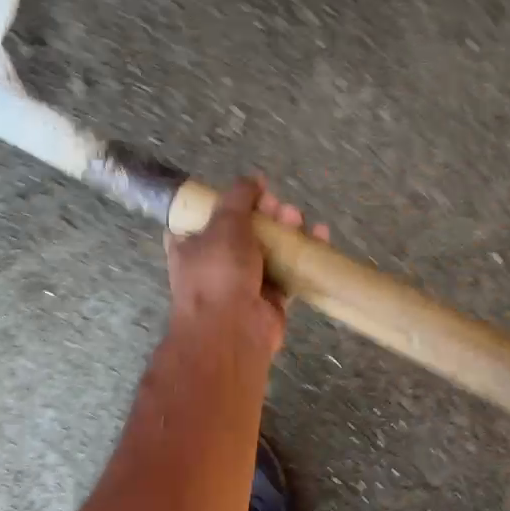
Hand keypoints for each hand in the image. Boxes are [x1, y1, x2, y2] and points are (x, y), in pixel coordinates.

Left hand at [164, 175, 330, 356]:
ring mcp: (241, 283)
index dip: (229, 203)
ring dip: (286, 231)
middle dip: (265, 214)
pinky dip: (303, 254)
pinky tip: (320, 236)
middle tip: (280, 209)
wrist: (231, 330)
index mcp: (189, 246)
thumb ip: (239, 197)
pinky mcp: (268, 299)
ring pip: (267, 250)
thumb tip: (253, 180)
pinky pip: (288, 272)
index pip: (205, 218)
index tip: (252, 194)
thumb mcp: (224, 222)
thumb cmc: (217, 272)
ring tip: (298, 220)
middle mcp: (213, 265)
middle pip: (243, 230)